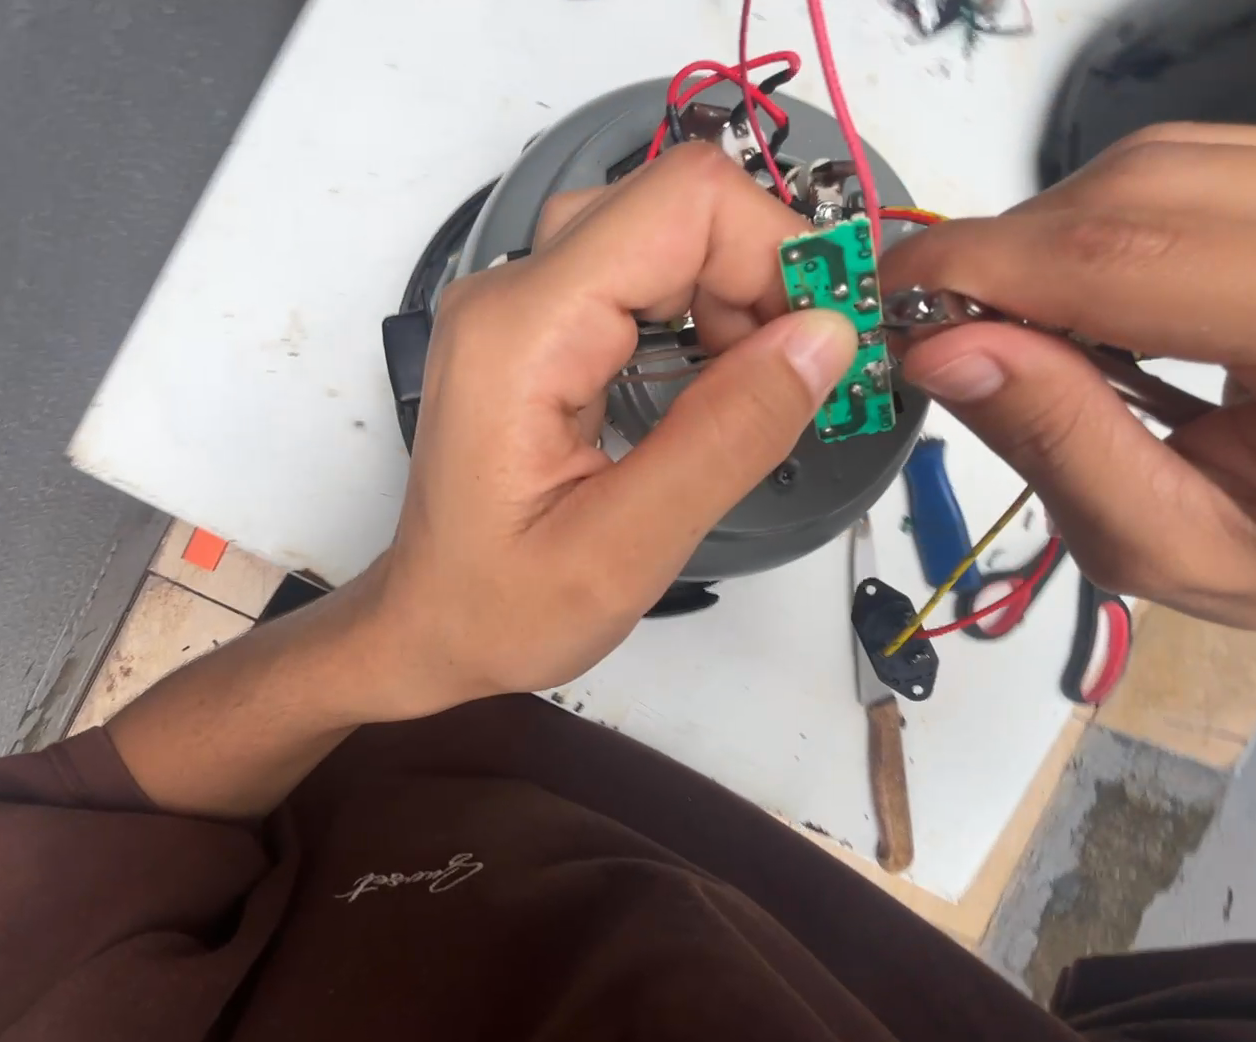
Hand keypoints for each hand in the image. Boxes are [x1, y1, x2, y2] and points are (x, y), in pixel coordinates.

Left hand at [346, 144, 857, 717]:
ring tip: (747, 392)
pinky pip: (629, 279)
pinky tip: (705, 386)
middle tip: (791, 380)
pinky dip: (690, 316)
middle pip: (670, 208)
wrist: (429, 623)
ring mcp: (512, 308)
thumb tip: (826, 337)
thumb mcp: (624, 550)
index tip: (825, 340)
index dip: (775, 250)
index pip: (680, 204)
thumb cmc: (502, 608)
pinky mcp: (527, 332)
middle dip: (755, 278)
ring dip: (726, 298)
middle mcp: (508, 295)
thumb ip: (728, 438)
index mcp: (521, 334)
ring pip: (655, 237)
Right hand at [882, 124, 1255, 709]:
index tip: (883, 297)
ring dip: (1046, 237)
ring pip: (1165, 161)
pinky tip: (1082, 294)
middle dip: (1004, 251)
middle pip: (1147, 186)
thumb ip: (1051, 441)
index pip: (1137, 258)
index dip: (983, 265)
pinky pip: (1199, 166)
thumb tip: (934, 348)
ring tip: (1013, 322)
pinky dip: (1099, 224)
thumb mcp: (1159, 544)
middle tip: (936, 326)